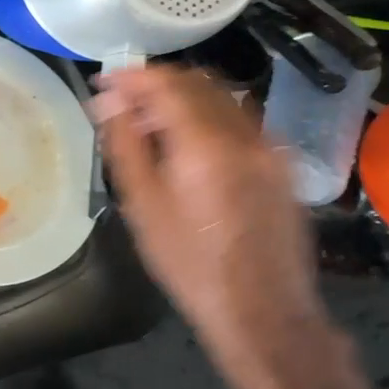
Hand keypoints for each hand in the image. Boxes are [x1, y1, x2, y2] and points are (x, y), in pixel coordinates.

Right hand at [95, 65, 326, 366]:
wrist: (263, 312)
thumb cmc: (190, 263)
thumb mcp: (142, 205)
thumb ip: (124, 144)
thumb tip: (107, 101)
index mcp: (205, 145)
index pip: (166, 84)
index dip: (131, 76)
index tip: (104, 80)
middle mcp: (244, 136)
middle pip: (197, 83)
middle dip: (157, 84)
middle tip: (123, 101)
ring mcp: (271, 149)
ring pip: (223, 98)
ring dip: (184, 97)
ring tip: (152, 123)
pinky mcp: (283, 165)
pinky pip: (242, 121)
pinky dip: (210, 116)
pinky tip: (189, 144)